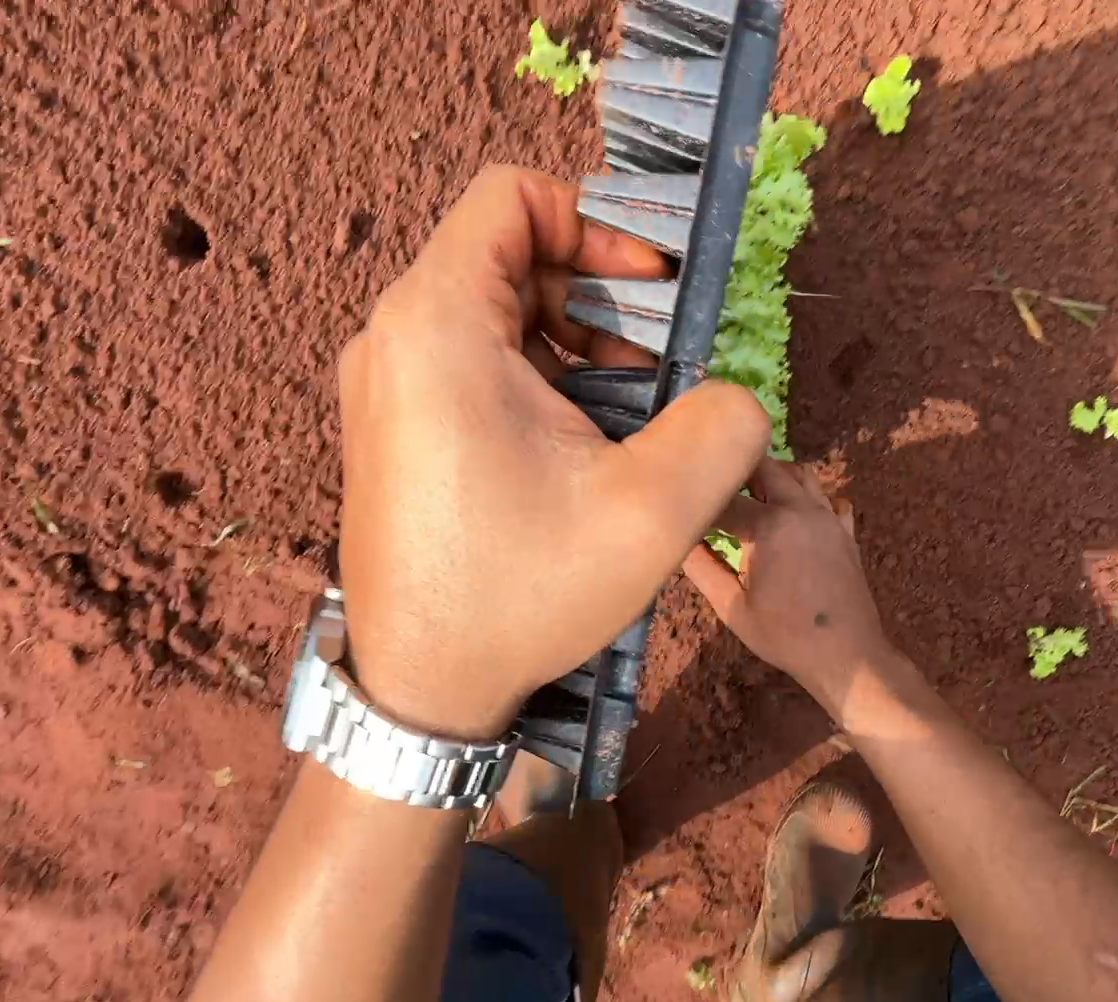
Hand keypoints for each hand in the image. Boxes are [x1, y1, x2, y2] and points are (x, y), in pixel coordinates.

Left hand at [338, 166, 770, 740]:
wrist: (422, 689)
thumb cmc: (522, 597)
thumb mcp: (654, 512)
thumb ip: (725, 427)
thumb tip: (734, 395)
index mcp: (438, 326)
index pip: (511, 195)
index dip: (596, 220)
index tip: (651, 290)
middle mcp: (393, 339)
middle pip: (506, 256)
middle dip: (597, 294)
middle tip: (653, 366)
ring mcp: (383, 387)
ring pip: (492, 314)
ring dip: (572, 343)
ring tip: (624, 414)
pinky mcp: (391, 429)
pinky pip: (468, 364)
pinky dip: (534, 379)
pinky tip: (576, 447)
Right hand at [681, 458, 895, 710]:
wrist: (846, 655)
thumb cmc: (784, 635)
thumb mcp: (732, 607)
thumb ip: (702, 568)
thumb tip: (680, 541)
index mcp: (769, 526)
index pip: (726, 500)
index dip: (703, 503)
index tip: (687, 508)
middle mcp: (801, 509)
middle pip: (766, 468)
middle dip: (738, 473)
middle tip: (716, 490)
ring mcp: (828, 516)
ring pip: (800, 474)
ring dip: (774, 477)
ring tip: (752, 496)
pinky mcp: (845, 530)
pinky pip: (828, 497)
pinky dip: (809, 497)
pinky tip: (794, 517)